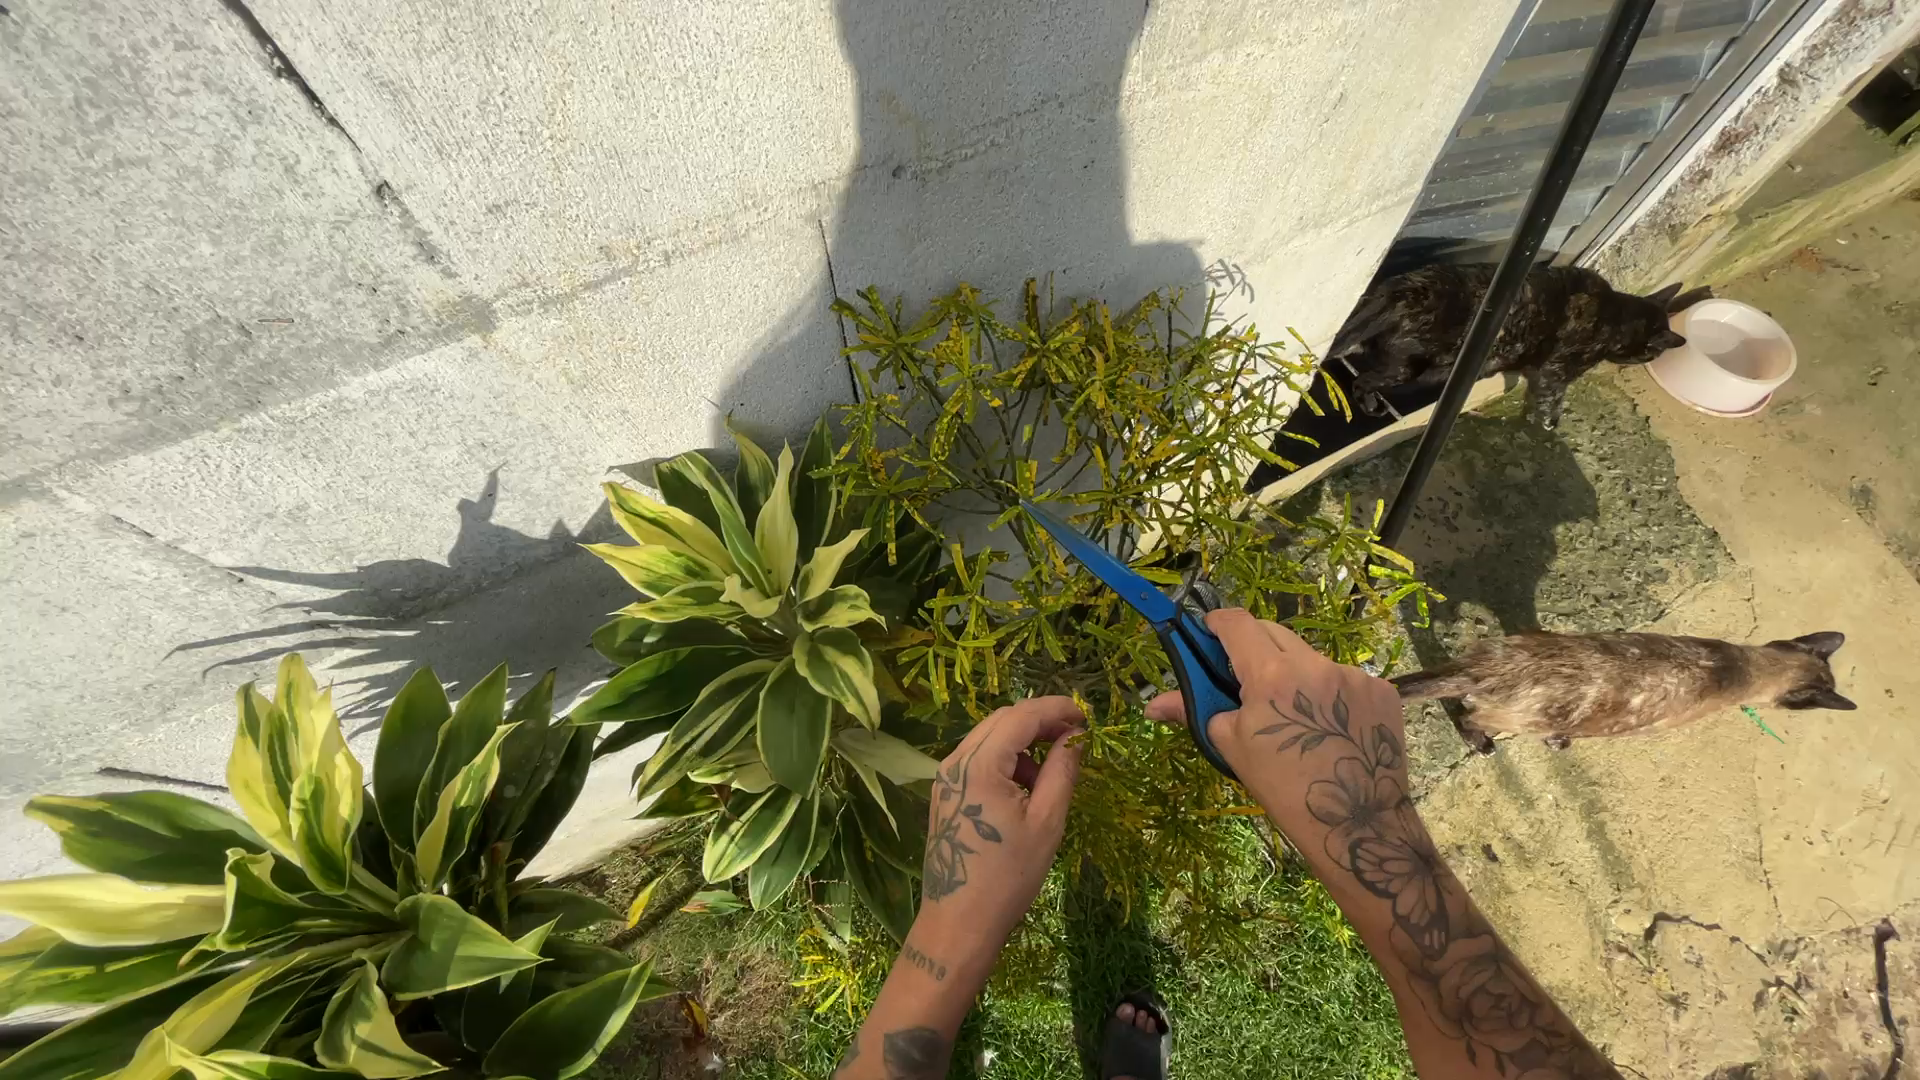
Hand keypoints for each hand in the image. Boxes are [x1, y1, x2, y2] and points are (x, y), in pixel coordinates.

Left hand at [912, 696, 1086, 959]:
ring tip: (1052, 769)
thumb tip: (1075, 737)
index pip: (1021, 715)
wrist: (959, 923)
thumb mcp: (1047, 822)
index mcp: (979, 764)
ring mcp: (946, 775)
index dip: (1056, 708)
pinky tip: (1026, 787)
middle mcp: (956, 760)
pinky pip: (979, 757)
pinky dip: (1007, 759)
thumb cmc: (1008, 877)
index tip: (1086, 717)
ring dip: (1023, 740)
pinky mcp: (945, 791)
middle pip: (1002, 719)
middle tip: (1075, 737)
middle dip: (1040, 720)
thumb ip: (1062, 770)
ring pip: (990, 736)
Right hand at [1145, 609, 1407, 861]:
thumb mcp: (1230, 745)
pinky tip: (1328, 725)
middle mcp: (1314, 664)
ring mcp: (1353, 675)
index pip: (1237, 622)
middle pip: (1272, 631)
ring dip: (1291, 670)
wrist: (1358, 826)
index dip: (1217, 623)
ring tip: (1291, 713)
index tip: (1209, 634)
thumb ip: (1193, 709)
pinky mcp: (1382, 691)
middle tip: (1243, 678)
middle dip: (1252, 645)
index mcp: (1270, 675)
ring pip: (1308, 655)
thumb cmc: (1281, 787)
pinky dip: (1328, 691)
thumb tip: (1150, 706)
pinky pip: (1342, 676)